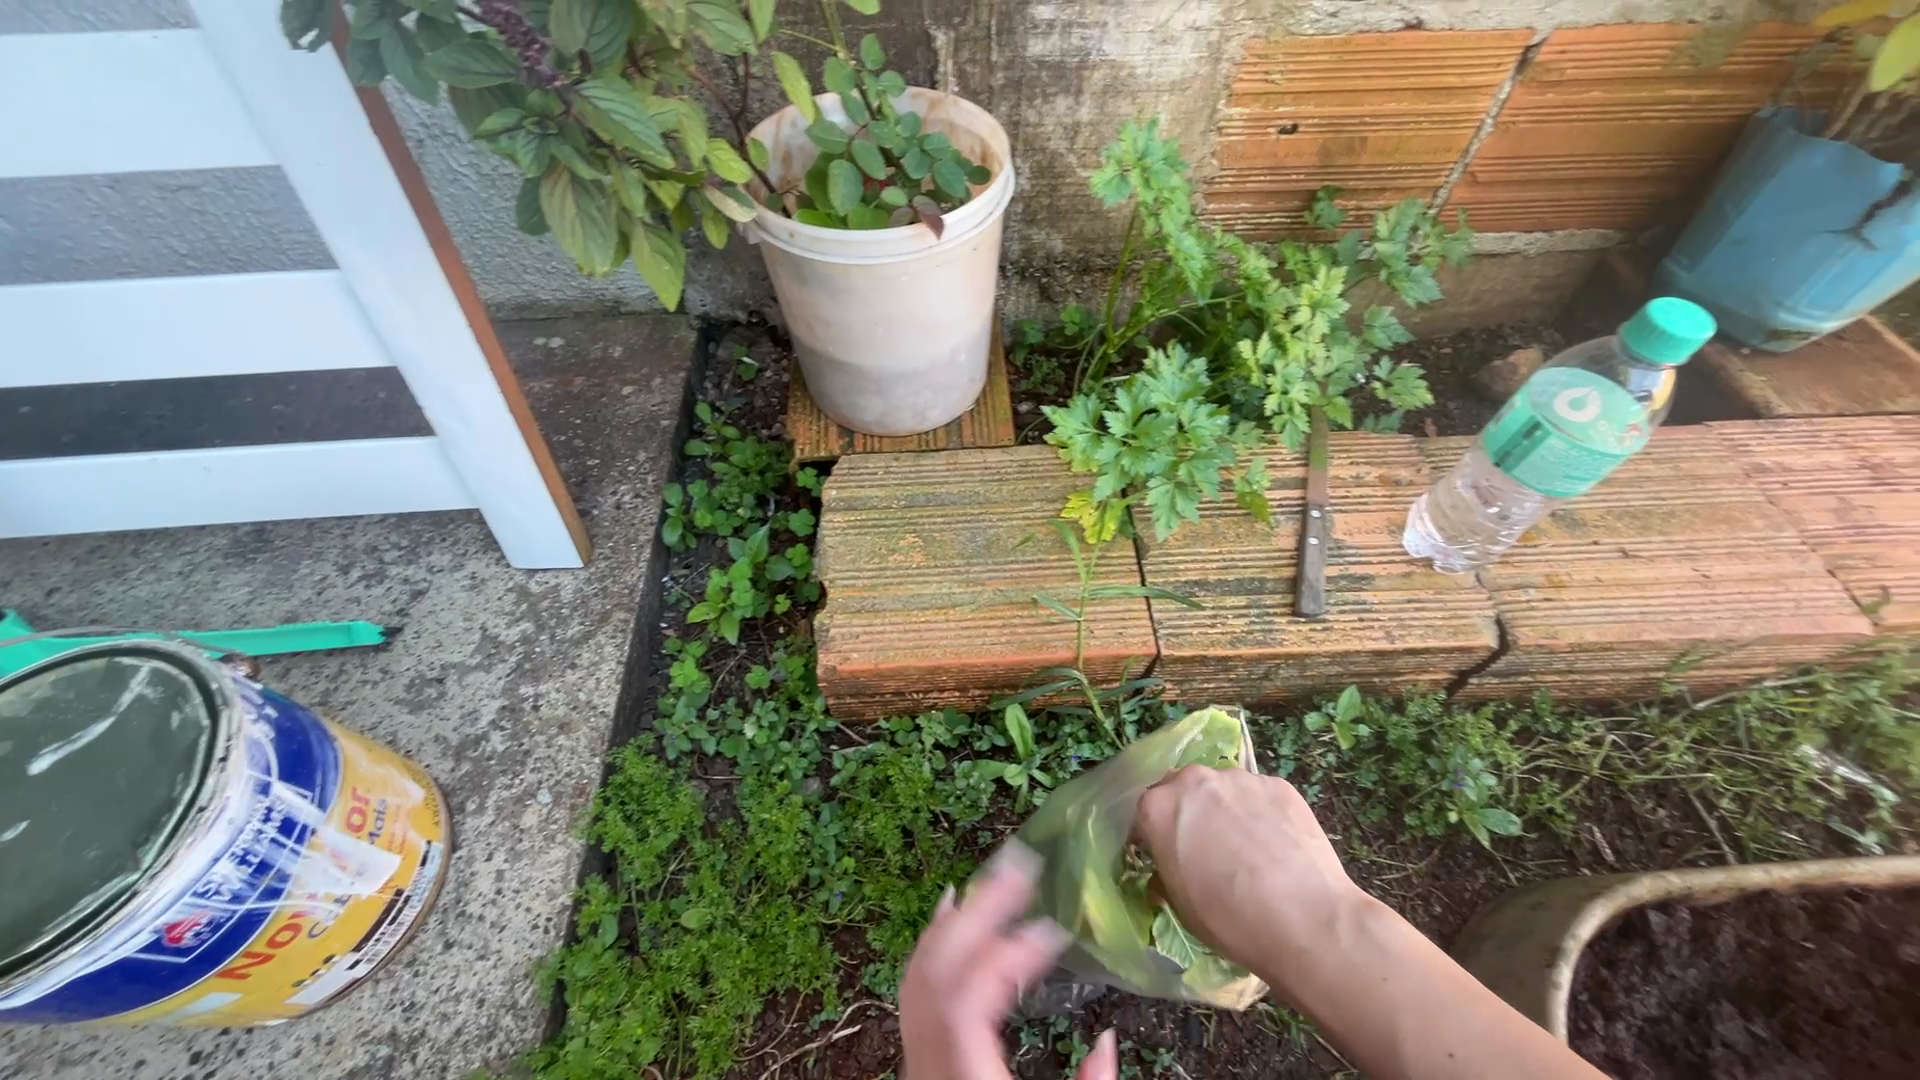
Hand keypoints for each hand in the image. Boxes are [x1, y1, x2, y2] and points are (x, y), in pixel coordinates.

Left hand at [899, 843, 1117, 1079]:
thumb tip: (1105, 1038)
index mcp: (962, 1073)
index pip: (967, 1001)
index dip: (1004, 956)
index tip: (1052, 931)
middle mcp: (929, 1059)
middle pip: (939, 969)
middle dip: (980, 909)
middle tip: (1021, 864)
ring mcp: (915, 1053)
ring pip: (921, 970)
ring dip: (960, 914)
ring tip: (994, 875)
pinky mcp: (917, 1050)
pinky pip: (914, 984)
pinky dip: (933, 937)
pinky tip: (951, 907)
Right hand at [1135, 766, 1360, 976]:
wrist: (1306, 922)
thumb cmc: (1230, 920)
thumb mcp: (1179, 905)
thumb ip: (1165, 873)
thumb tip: (1169, 869)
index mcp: (1158, 807)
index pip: (1146, 811)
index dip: (1154, 834)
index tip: (1166, 854)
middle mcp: (1194, 780)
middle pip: (1183, 789)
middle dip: (1189, 813)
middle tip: (1206, 848)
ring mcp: (1239, 778)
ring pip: (1223, 789)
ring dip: (1225, 809)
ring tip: (1248, 847)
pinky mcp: (1278, 784)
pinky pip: (1259, 795)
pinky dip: (1261, 813)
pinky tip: (1276, 846)